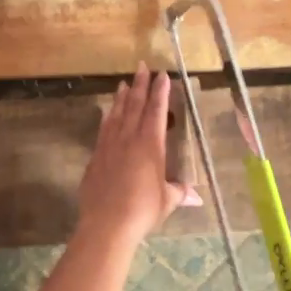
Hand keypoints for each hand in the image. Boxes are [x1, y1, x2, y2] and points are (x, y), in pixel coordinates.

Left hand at [75, 64, 198, 243]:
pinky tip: (108, 113)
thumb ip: (179, 192)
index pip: (156, 111)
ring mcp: (109, 146)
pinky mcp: (96, 157)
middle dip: (140, 85)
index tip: (162, 75)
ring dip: (122, 98)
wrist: (107, 223)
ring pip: (117, 115)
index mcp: (151, 145)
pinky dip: (108, 118)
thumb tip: (195, 197)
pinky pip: (103, 130)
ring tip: (124, 84)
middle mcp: (129, 139)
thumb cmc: (143, 210)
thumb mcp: (167, 201)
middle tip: (142, 67)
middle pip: (135, 106)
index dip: (160, 92)